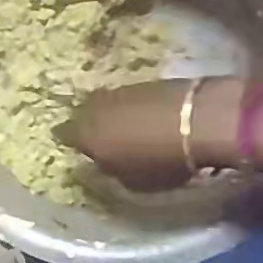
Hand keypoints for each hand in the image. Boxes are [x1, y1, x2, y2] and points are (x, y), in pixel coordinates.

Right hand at [56, 78, 244, 189]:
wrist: (199, 120)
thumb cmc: (161, 160)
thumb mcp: (132, 181)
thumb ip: (109, 171)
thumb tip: (101, 163)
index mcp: (83, 133)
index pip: (63, 136)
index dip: (72, 143)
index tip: (82, 151)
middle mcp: (92, 107)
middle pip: (84, 115)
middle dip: (91, 125)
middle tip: (105, 139)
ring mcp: (118, 91)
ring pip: (107, 104)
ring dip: (114, 115)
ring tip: (131, 130)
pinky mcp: (144, 81)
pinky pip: (131, 98)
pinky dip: (136, 108)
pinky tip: (151, 119)